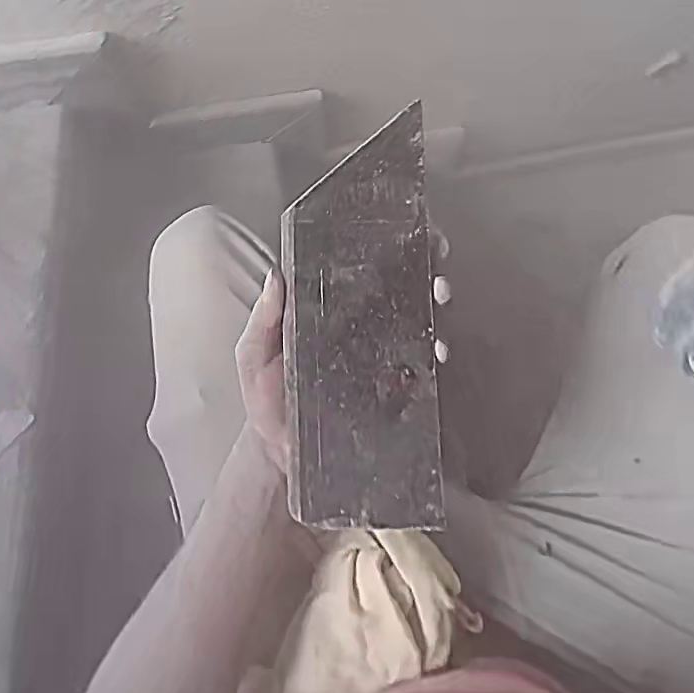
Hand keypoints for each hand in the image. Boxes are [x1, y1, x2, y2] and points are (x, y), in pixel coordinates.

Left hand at [234, 236, 456, 474]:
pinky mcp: (394, 392)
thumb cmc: (267, 401)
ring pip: (418, 323)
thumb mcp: (254, 357)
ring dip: (436, 305)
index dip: (387, 252)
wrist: (281, 458)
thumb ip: (262, 322)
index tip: (407, 234)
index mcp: (330, 313)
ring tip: (439, 297)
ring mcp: (382, 360)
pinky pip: (421, 369)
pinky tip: (437, 349)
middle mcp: (361, 331)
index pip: (363, 275)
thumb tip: (274, 275)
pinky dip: (435, 354)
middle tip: (432, 267)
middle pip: (401, 292)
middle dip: (425, 273)